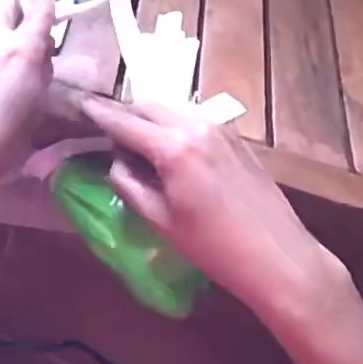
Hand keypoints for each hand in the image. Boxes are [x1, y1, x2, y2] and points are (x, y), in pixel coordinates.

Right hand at [79, 97, 353, 326]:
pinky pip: (192, 118)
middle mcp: (194, 126)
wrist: (283, 261)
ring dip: (148, 117)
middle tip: (105, 127)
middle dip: (123, 112)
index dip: (97, 111)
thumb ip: (126, 181)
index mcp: (171, 147)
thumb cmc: (214, 247)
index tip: (79, 101)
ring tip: (136, 138)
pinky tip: (169, 146)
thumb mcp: (158, 218)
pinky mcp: (236, 137)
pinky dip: (172, 124)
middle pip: (146, 105)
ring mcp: (219, 128)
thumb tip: (115, 158)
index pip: (122, 120)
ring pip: (170, 109)